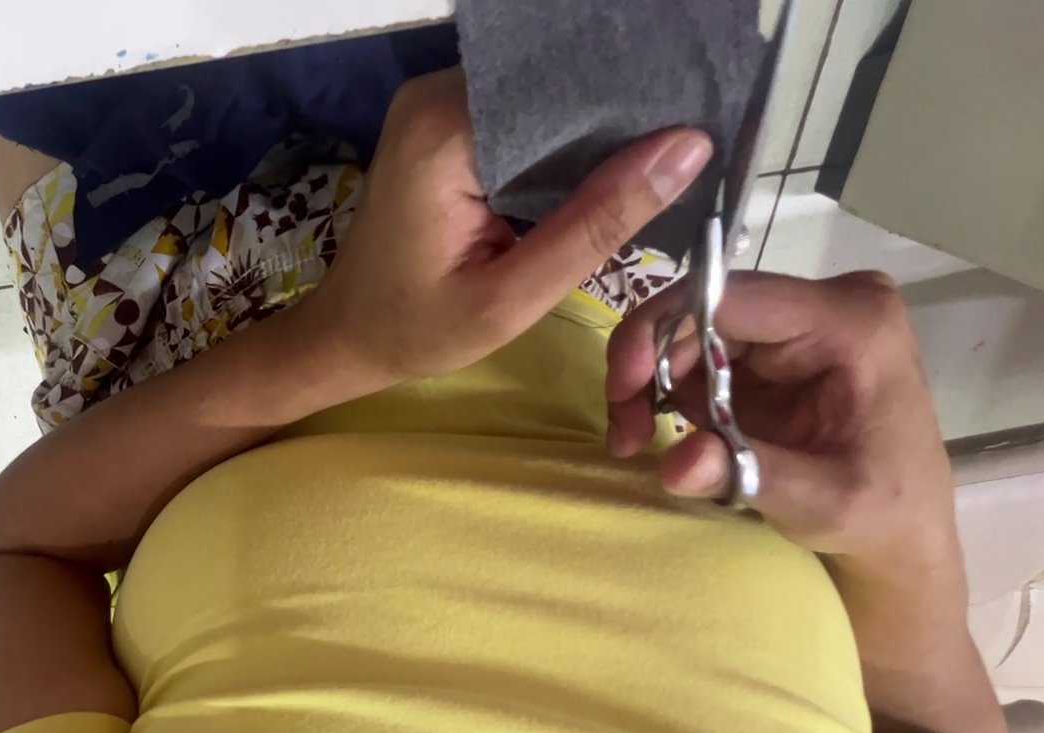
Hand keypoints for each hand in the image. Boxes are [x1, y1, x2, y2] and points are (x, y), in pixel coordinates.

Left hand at [302, 68, 712, 383]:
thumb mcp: (508, 298)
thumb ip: (593, 226)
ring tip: (644, 166)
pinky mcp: (437, 126)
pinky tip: (588, 176)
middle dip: (619, 118)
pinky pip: (518, 117)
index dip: (639, 104)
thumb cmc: (412, 331)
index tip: (699, 128)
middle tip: (680, 155)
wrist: (344, 338)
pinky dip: (555, 145)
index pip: (569, 83)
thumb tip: (689, 145)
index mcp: (445, 131)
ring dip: (590, 133)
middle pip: (556, 83)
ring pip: (542, 98)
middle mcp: (435, 96)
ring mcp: (432, 106)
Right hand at [607, 271, 1000, 732]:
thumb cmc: (878, 519)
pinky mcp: (764, 354)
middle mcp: (821, 309)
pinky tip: (653, 432)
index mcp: (849, 324)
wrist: (893, 538)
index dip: (658, 333)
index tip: (623, 391)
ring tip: (633, 441)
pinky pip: (688, 355)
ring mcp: (791, 329)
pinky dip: (657, 393)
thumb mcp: (821, 503)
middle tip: (624, 434)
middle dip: (643, 368)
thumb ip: (748, 474)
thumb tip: (674, 463)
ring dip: (643, 385)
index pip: (726, 297)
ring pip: (681, 332)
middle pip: (694, 311)